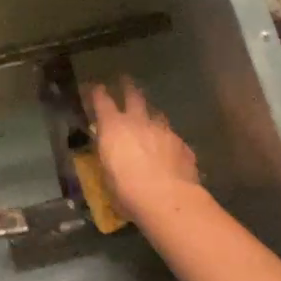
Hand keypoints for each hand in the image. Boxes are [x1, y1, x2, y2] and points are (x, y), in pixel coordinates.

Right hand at [84, 78, 200, 221]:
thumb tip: (109, 153)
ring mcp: (163, 130)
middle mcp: (137, 121)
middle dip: (128, 87)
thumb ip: (108, 157)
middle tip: (126, 81)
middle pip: (133, 96)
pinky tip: (170, 151)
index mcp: (113, 126)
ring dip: (152, 115)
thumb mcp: (107, 174)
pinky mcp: (182, 145)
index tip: (97, 87)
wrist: (169, 200)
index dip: (98, 93)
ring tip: (151, 119)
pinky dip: (168, 140)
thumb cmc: (127, 191)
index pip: (102, 100)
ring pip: (157, 114)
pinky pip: (173, 137)